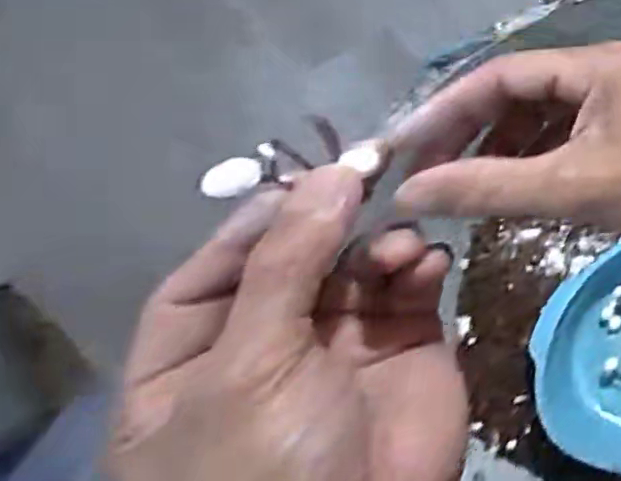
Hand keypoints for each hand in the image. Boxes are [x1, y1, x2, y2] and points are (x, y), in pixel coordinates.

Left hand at [107, 168, 464, 480]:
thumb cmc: (264, 464)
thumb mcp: (252, 365)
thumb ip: (289, 262)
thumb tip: (333, 170)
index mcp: (193, 365)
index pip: (213, 273)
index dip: (259, 220)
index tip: (315, 174)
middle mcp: (268, 344)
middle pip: (301, 256)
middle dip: (337, 219)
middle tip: (378, 175)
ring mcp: (344, 340)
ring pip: (363, 262)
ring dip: (385, 243)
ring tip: (400, 252)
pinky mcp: (408, 337)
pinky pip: (413, 283)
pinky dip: (421, 265)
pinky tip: (427, 265)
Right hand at [392, 43, 620, 226]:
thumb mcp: (569, 187)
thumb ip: (488, 186)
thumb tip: (410, 190)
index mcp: (594, 64)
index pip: (502, 74)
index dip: (446, 109)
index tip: (400, 148)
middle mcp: (602, 64)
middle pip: (518, 88)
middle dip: (469, 128)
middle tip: (424, 173)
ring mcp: (613, 87)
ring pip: (538, 108)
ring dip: (498, 143)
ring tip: (459, 185)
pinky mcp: (620, 111)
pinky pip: (562, 123)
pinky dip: (531, 150)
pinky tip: (508, 183)